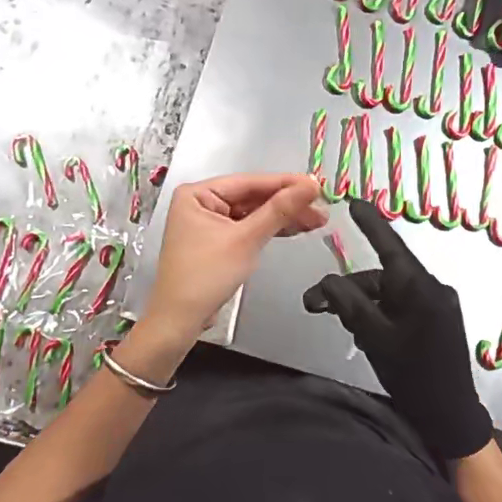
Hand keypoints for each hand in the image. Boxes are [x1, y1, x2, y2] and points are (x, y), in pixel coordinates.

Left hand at [144, 173, 325, 342]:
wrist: (180, 319)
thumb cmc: (205, 277)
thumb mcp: (246, 240)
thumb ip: (279, 211)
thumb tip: (310, 186)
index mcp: (198, 194)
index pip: (249, 182)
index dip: (286, 183)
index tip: (317, 185)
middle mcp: (200, 203)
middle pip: (252, 197)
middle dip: (287, 203)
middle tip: (321, 207)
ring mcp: (208, 223)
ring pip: (252, 214)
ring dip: (282, 217)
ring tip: (316, 220)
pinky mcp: (216, 242)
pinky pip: (247, 229)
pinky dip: (269, 230)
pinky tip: (294, 229)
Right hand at [301, 199, 491, 459]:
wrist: (449, 412)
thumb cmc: (412, 373)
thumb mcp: (373, 336)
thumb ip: (348, 304)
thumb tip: (326, 283)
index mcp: (419, 287)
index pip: (390, 246)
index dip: (370, 224)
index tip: (354, 202)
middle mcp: (431, 289)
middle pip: (380, 278)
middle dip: (346, 289)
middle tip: (312, 306)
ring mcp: (437, 306)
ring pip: (388, 295)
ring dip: (360, 306)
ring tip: (338, 325)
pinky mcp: (437, 322)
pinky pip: (401, 308)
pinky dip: (378, 314)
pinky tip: (362, 332)